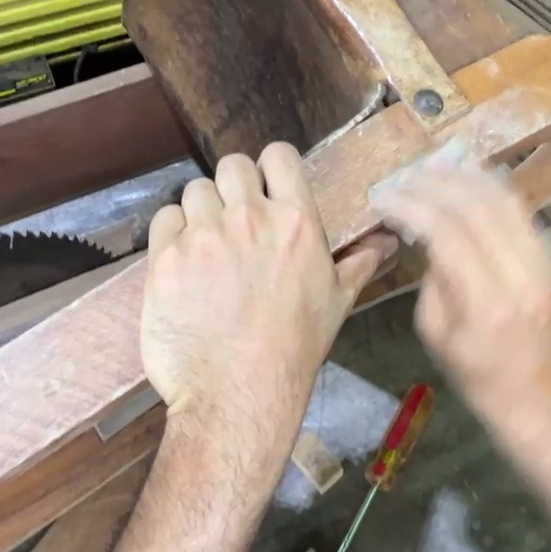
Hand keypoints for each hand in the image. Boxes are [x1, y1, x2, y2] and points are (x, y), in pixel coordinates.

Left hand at [142, 143, 396, 465]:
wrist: (237, 396)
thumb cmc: (293, 350)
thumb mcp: (336, 302)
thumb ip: (358, 262)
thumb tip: (386, 242)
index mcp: (296, 221)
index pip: (278, 155)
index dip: (269, 167)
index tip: (265, 185)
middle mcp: (249, 218)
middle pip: (231, 165)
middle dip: (231, 186)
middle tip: (232, 218)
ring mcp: (204, 235)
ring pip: (194, 190)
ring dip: (200, 211)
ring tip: (206, 246)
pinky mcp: (166, 257)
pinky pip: (164, 219)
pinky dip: (171, 234)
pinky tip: (183, 263)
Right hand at [374, 159, 550, 434]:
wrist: (541, 399)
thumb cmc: (477, 376)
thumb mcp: (435, 332)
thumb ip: (430, 275)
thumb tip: (423, 229)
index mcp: (487, 302)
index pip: (446, 231)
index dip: (411, 205)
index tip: (383, 196)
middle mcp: (521, 273)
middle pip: (474, 206)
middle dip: (432, 184)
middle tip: (402, 177)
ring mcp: (544, 260)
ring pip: (500, 197)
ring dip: (462, 176)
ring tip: (430, 166)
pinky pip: (518, 207)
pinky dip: (488, 184)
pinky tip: (465, 174)